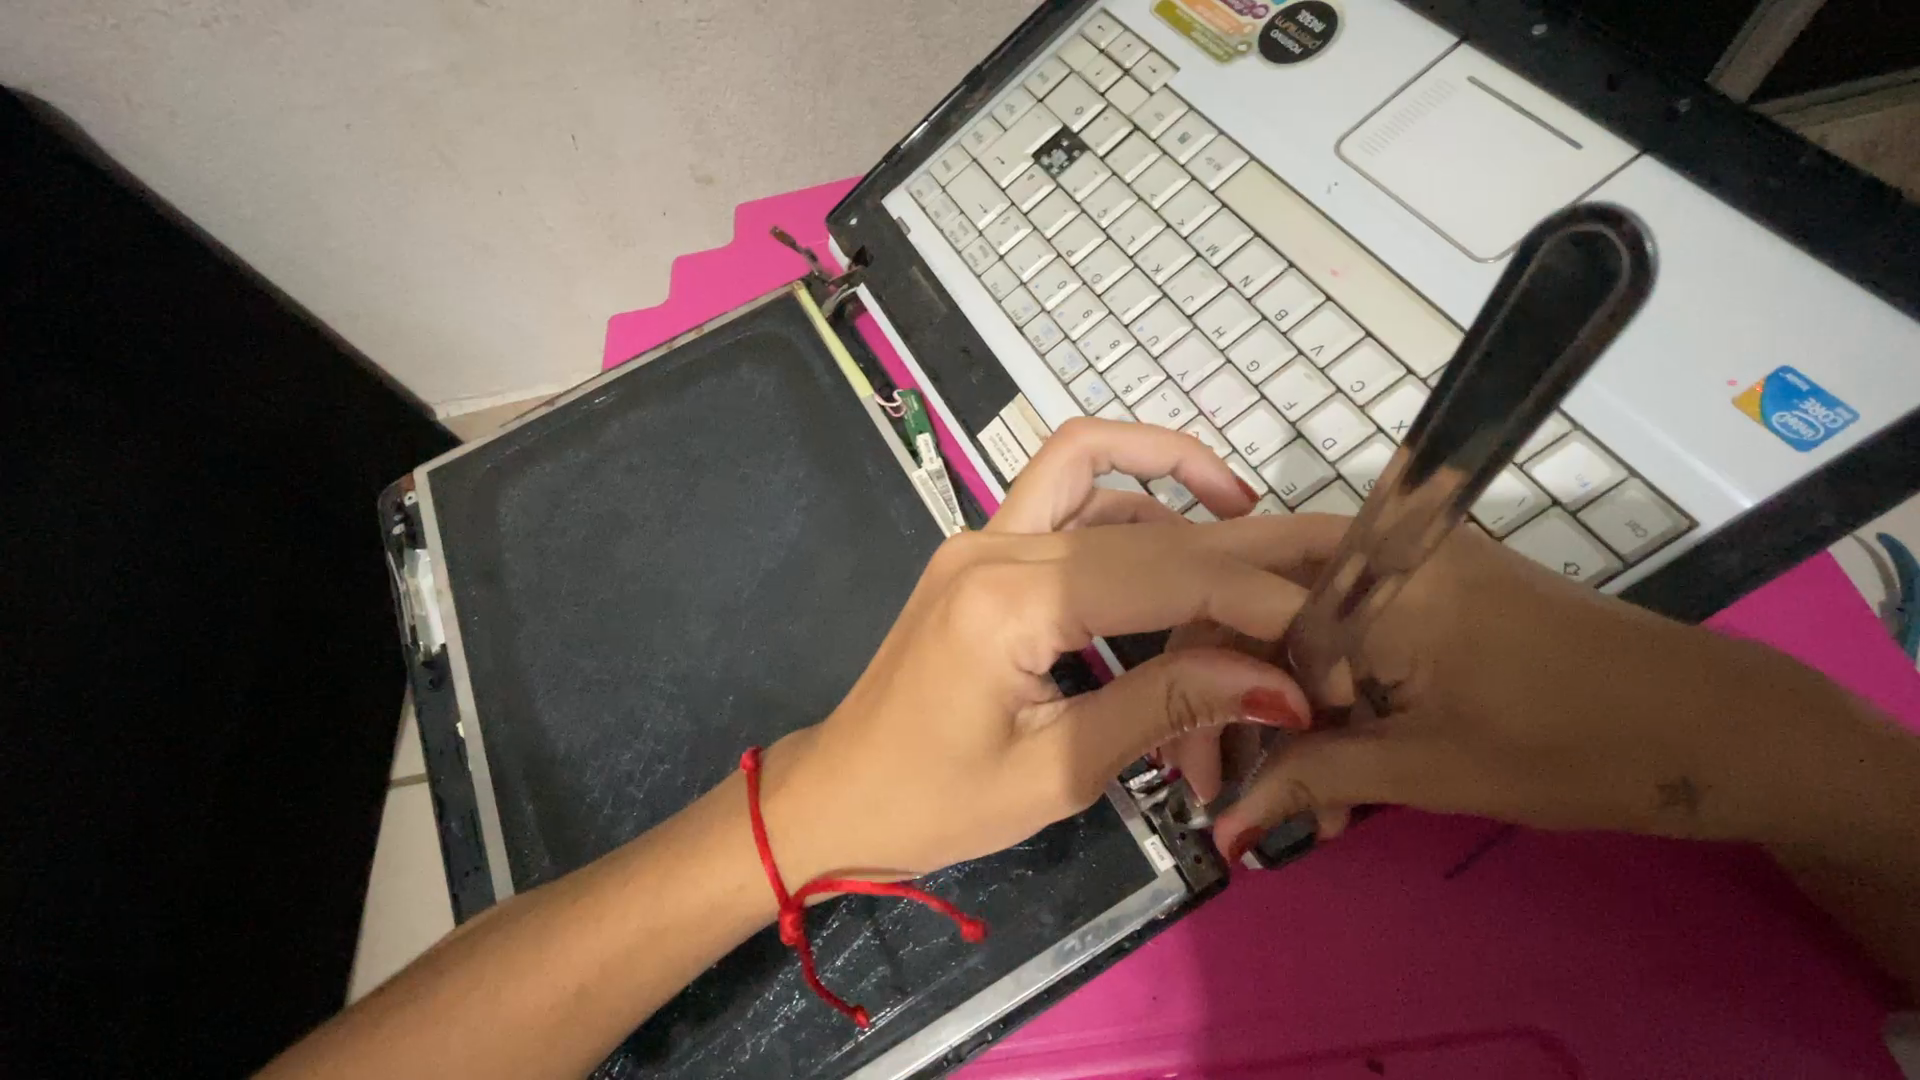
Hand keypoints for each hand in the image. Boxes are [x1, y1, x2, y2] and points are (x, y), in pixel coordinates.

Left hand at [754, 418, 1312, 882]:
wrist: (839, 792)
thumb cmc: (935, 803)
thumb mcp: (1059, 770)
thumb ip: (1165, 707)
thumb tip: (1277, 680)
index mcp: (1007, 602)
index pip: (1159, 570)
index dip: (1251, 590)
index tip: (1323, 622)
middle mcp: (991, 545)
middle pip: (1136, 515)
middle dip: (1235, 533)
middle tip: (1318, 545)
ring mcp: (978, 541)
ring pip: (1087, 466)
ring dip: (1172, 486)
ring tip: (1245, 532)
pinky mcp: (978, 556)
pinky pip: (1060, 502)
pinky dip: (1124, 507)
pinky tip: (1170, 545)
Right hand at [1183, 517, 1919, 867]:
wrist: (1719, 725)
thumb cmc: (1574, 746)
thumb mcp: (1426, 768)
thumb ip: (1309, 778)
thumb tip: (1220, 832)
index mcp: (1371, 577)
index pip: (1233, 615)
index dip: (1197, 692)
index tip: (1188, 769)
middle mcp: (1372, 546)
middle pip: (1252, 609)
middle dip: (1227, 696)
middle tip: (1216, 778)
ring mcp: (1396, 559)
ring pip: (1288, 620)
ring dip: (1275, 699)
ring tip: (1280, 788)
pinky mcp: (1418, 583)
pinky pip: (1335, 623)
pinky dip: (1320, 686)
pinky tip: (1326, 756)